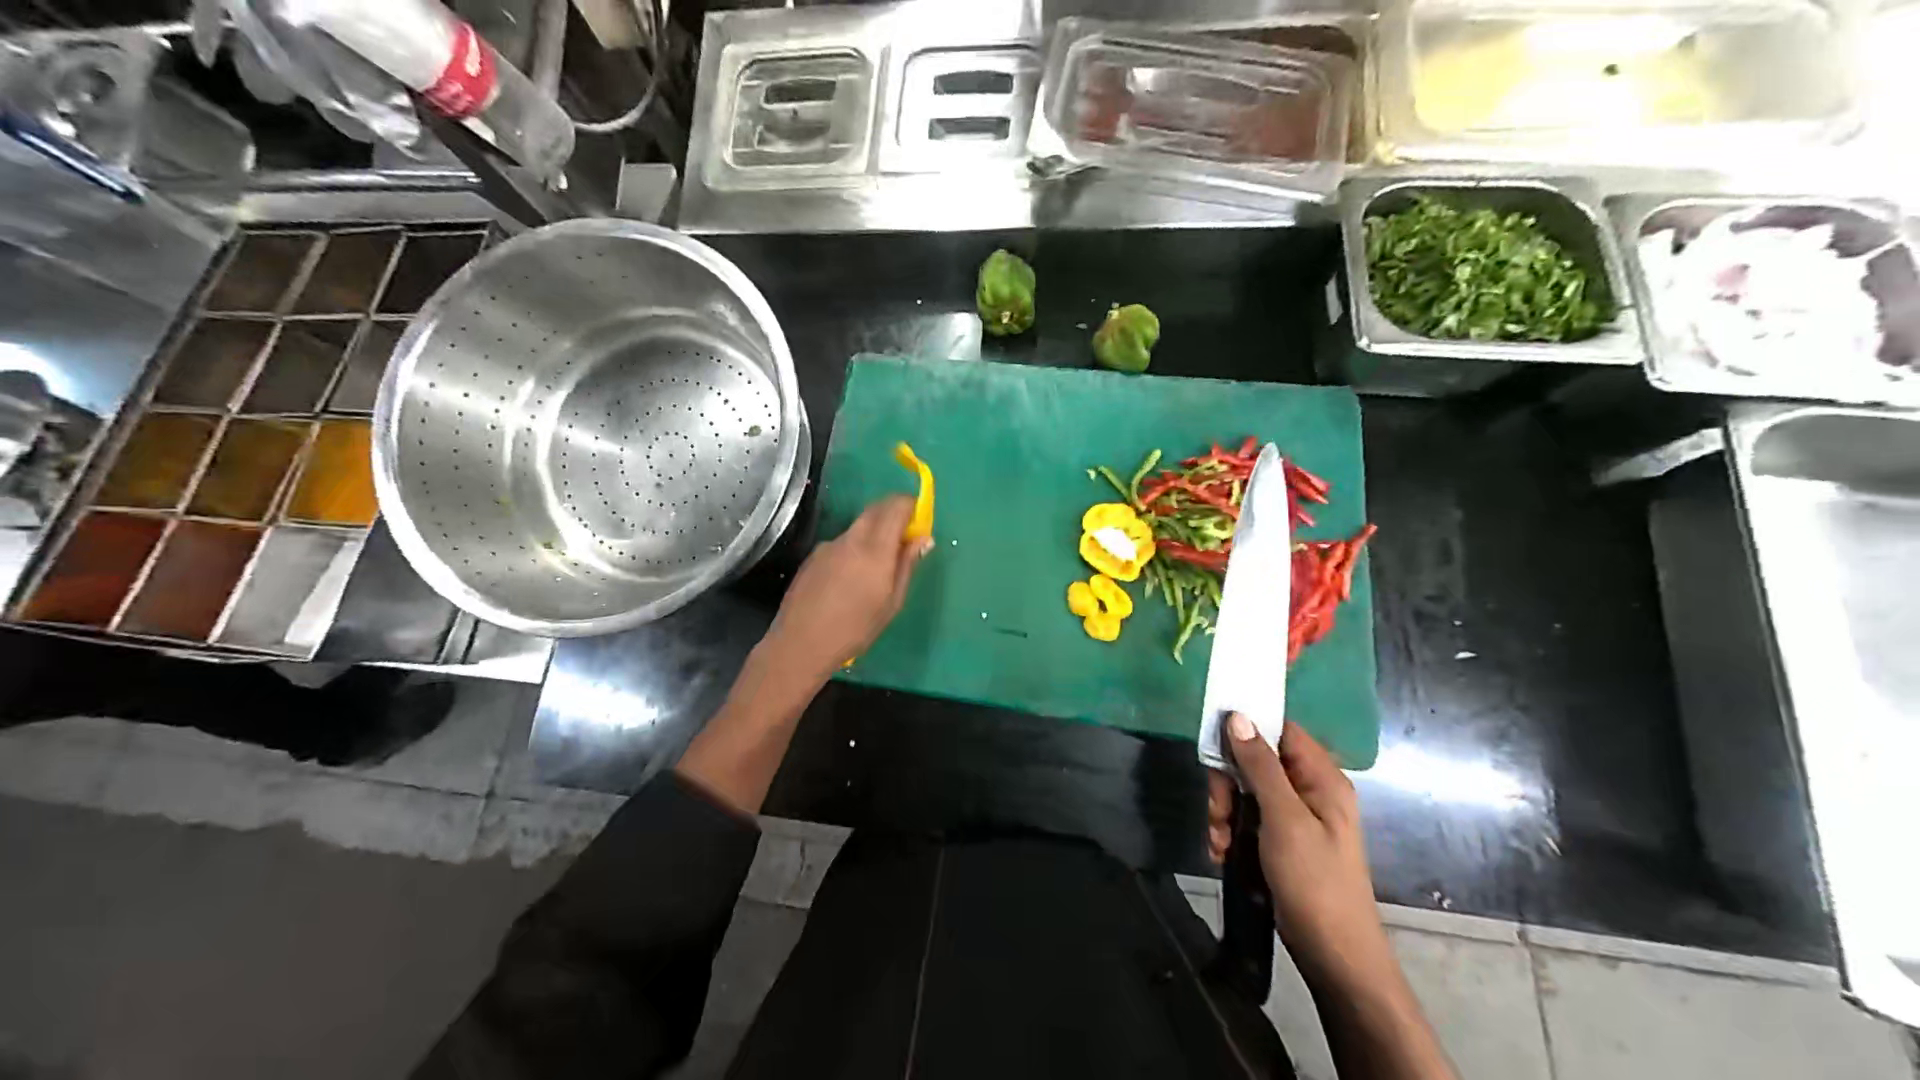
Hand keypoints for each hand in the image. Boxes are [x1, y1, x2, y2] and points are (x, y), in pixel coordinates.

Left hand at [761, 495, 930, 683]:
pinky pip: (841, 543)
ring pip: (857, 527)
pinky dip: (854, 548)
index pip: (895, 507)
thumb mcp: (892, 602)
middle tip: (904, 536)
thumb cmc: (855, 629)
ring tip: (877, 567)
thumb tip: (922, 539)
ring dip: (873, 532)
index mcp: (874, 549)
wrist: (801, 643)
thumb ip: (907, 565)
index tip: (919, 519)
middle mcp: (851, 538)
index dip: (911, 506)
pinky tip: (850, 579)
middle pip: (875, 510)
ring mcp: (828, 545)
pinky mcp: (813, 556)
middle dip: (893, 513)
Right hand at [1208, 715, 1393, 986]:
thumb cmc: (1314, 881)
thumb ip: (1260, 766)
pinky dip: (1231, 831)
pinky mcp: (1281, 841)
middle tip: (1217, 809)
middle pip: (1256, 762)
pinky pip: (1247, 819)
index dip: (1248, 730)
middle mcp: (1309, 791)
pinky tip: (1223, 851)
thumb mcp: (1284, 819)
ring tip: (1220, 840)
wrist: (1333, 954)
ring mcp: (1295, 817)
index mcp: (1321, 778)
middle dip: (1228, 783)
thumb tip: (1238, 717)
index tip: (1214, 742)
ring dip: (1225, 811)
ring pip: (1246, 791)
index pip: (1282, 730)